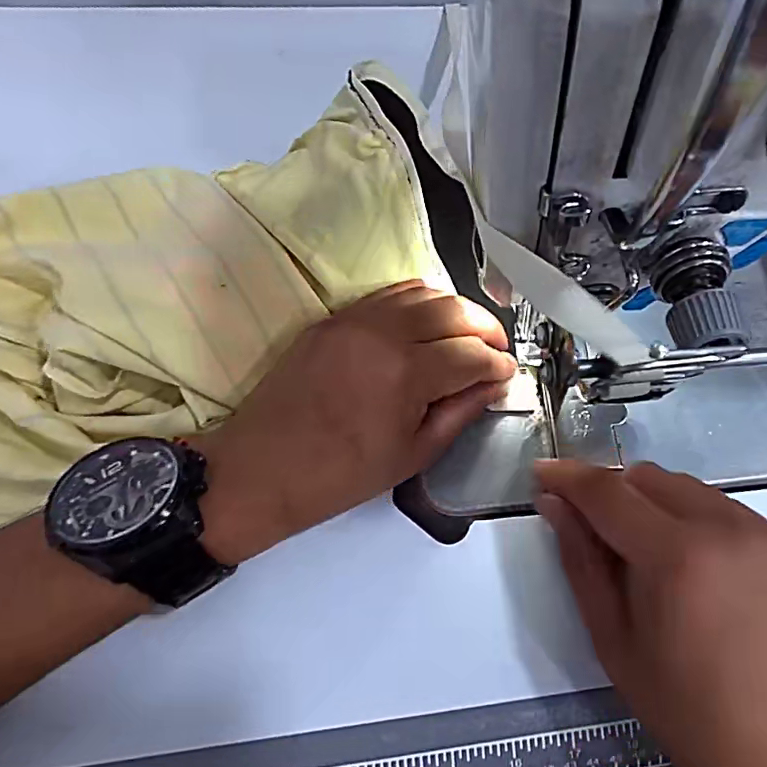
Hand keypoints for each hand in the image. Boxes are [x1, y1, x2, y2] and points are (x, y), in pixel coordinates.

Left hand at [191, 281, 514, 561]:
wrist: (260, 469)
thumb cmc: (338, 475)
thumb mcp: (413, 453)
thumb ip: (460, 411)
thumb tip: (491, 385)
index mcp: (405, 374)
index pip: (472, 353)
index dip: (498, 364)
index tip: (506, 374)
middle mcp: (382, 334)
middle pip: (455, 310)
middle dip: (486, 329)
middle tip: (496, 351)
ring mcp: (354, 320)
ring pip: (424, 292)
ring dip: (455, 310)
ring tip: (467, 335)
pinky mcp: (333, 318)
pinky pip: (389, 294)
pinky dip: (419, 301)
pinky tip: (428, 322)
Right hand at [536, 462, 766, 766]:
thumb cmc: (687, 713)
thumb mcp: (614, 642)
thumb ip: (581, 563)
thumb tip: (556, 506)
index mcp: (676, 555)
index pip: (610, 492)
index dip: (570, 477)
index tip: (545, 472)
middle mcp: (728, 529)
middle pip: (652, 479)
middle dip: (616, 493)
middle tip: (600, 533)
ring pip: (695, 492)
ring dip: (661, 508)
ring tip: (656, 561)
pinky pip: (736, 517)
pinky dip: (705, 527)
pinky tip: (707, 578)